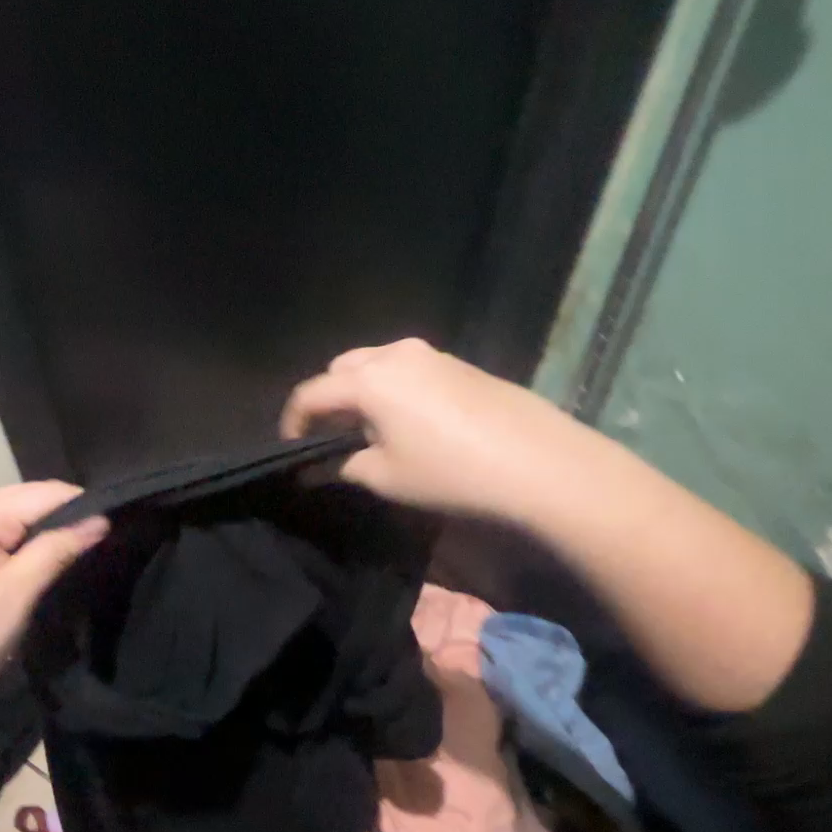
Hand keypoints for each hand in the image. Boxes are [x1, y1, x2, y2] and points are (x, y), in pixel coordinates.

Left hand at [0, 483, 107, 733]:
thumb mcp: (17, 594)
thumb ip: (57, 549)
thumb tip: (99, 519)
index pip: (45, 492)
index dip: (84, 505)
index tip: (117, 529)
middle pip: (26, 500)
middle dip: (64, 517)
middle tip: (101, 544)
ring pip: (11, 519)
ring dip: (43, 532)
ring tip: (76, 554)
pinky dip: (20, 545)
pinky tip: (37, 565)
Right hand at [280, 338, 607, 522]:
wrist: (540, 464)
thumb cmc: (449, 473)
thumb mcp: (385, 478)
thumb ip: (341, 467)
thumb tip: (314, 470)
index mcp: (368, 379)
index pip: (311, 393)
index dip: (292, 423)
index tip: (291, 452)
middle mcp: (393, 354)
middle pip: (341, 369)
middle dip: (328, 401)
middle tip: (330, 439)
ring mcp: (431, 354)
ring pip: (376, 365)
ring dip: (361, 392)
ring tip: (370, 432)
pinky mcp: (459, 364)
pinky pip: (407, 370)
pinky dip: (393, 390)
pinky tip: (410, 424)